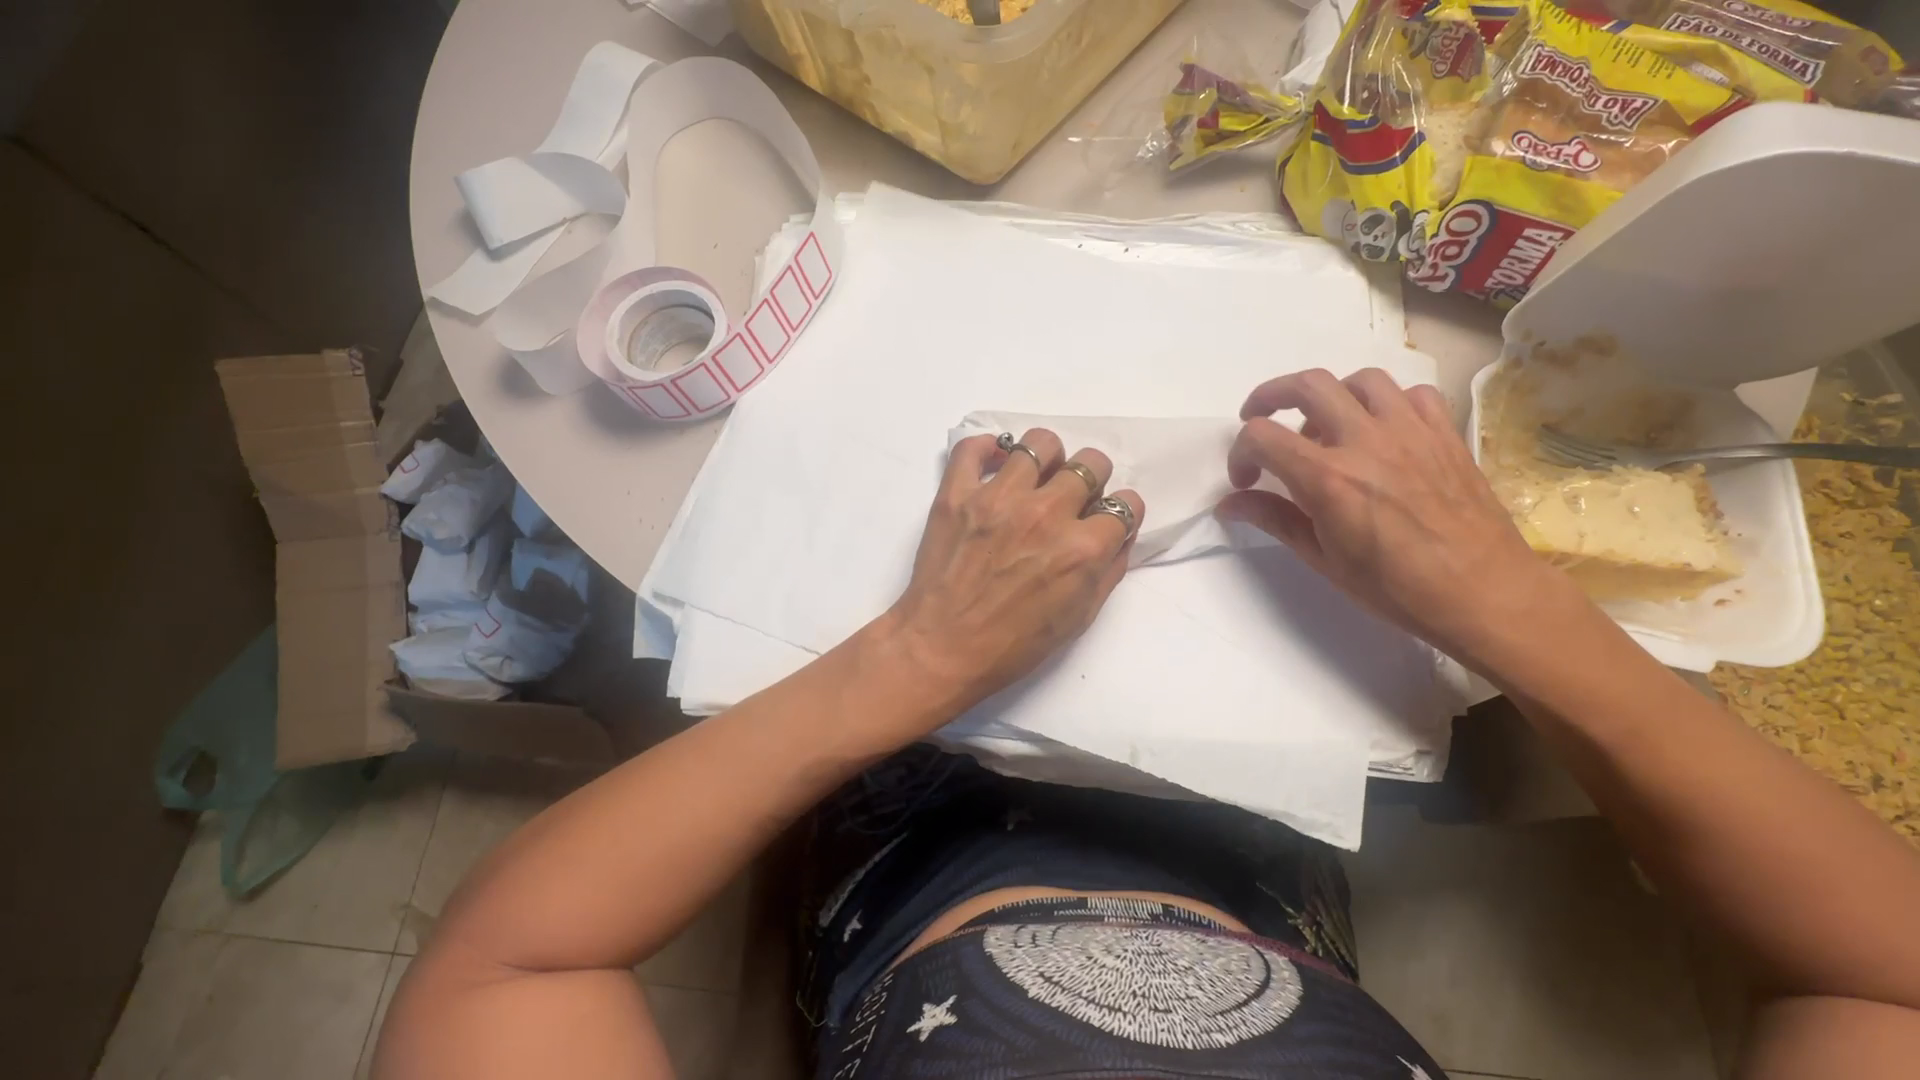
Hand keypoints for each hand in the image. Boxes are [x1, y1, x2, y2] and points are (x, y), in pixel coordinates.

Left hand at [880, 428, 1145, 711]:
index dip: (1120, 512)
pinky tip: (995, 465)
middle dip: (1092, 480)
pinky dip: (987, 449)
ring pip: (1040, 443)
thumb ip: (1108, 571)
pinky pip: (973, 448)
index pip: (1125, 504)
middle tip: (1073, 499)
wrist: (941, 649)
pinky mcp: (957, 494)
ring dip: (1047, 458)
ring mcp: (999, 499)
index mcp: (1082, 549)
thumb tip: (1120, 534)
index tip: (1106, 519)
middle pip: (1091, 464)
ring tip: (1036, 477)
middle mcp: (1046, 514)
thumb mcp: (1079, 618)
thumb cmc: (1014, 645)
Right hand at [1219, 368, 1573, 662]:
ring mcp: (1410, 431)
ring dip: (1331, 395)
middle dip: (1270, 396)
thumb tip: (1229, 504)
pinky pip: (1412, 394)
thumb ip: (1274, 519)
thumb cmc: (1395, 588)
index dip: (1240, 454)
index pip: (1262, 437)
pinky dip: (1387, 403)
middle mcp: (1365, 441)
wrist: (1483, 593)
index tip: (1245, 480)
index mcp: (1328, 478)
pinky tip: (1382, 431)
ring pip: (1360, 380)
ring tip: (1326, 424)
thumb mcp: (1323, 560)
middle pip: (1307, 385)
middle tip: (1260, 417)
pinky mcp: (1444, 433)